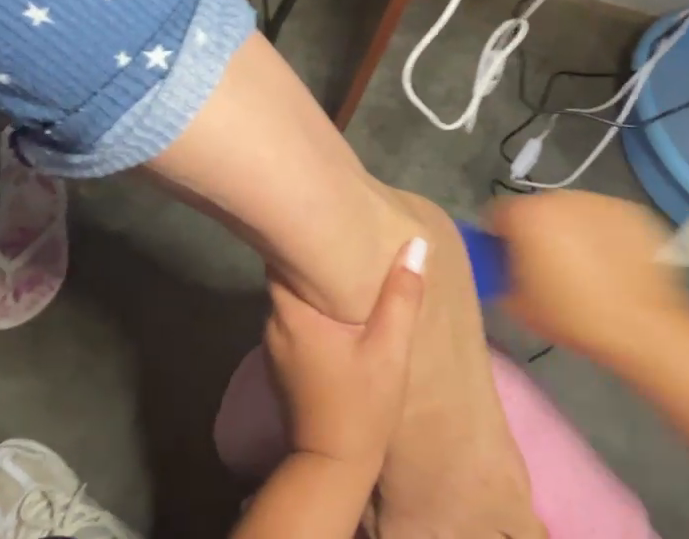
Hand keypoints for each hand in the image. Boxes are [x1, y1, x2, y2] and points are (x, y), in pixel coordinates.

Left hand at [264, 238, 428, 473]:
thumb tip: (416, 244)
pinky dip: (311, 313)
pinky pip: (293, 324)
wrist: (333, 467)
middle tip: (342, 241)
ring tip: (343, 272)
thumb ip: (401, 296)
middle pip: (286, 277)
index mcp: (292, 313)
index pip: (279, 258)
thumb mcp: (390, 349)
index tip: (323, 221)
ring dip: (311, 289)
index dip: (297, 236)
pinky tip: (336, 313)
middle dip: (309, 261)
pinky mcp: (281, 367)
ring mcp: (273, 348)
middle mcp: (274, 325)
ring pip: (290, 302)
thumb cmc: (362, 404)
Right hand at [483, 192, 688, 360]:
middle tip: (548, 266)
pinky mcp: (632, 210)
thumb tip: (500, 268)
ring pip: (573, 212)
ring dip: (571, 230)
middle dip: (538, 232)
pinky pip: (605, 219)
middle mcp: (560, 197)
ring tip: (586, 265)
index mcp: (526, 216)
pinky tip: (612, 262)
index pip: (496, 215)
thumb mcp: (519, 305)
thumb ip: (500, 277)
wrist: (642, 326)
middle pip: (537, 209)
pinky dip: (603, 234)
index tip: (507, 261)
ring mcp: (599, 200)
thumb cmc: (573, 317)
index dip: (498, 238)